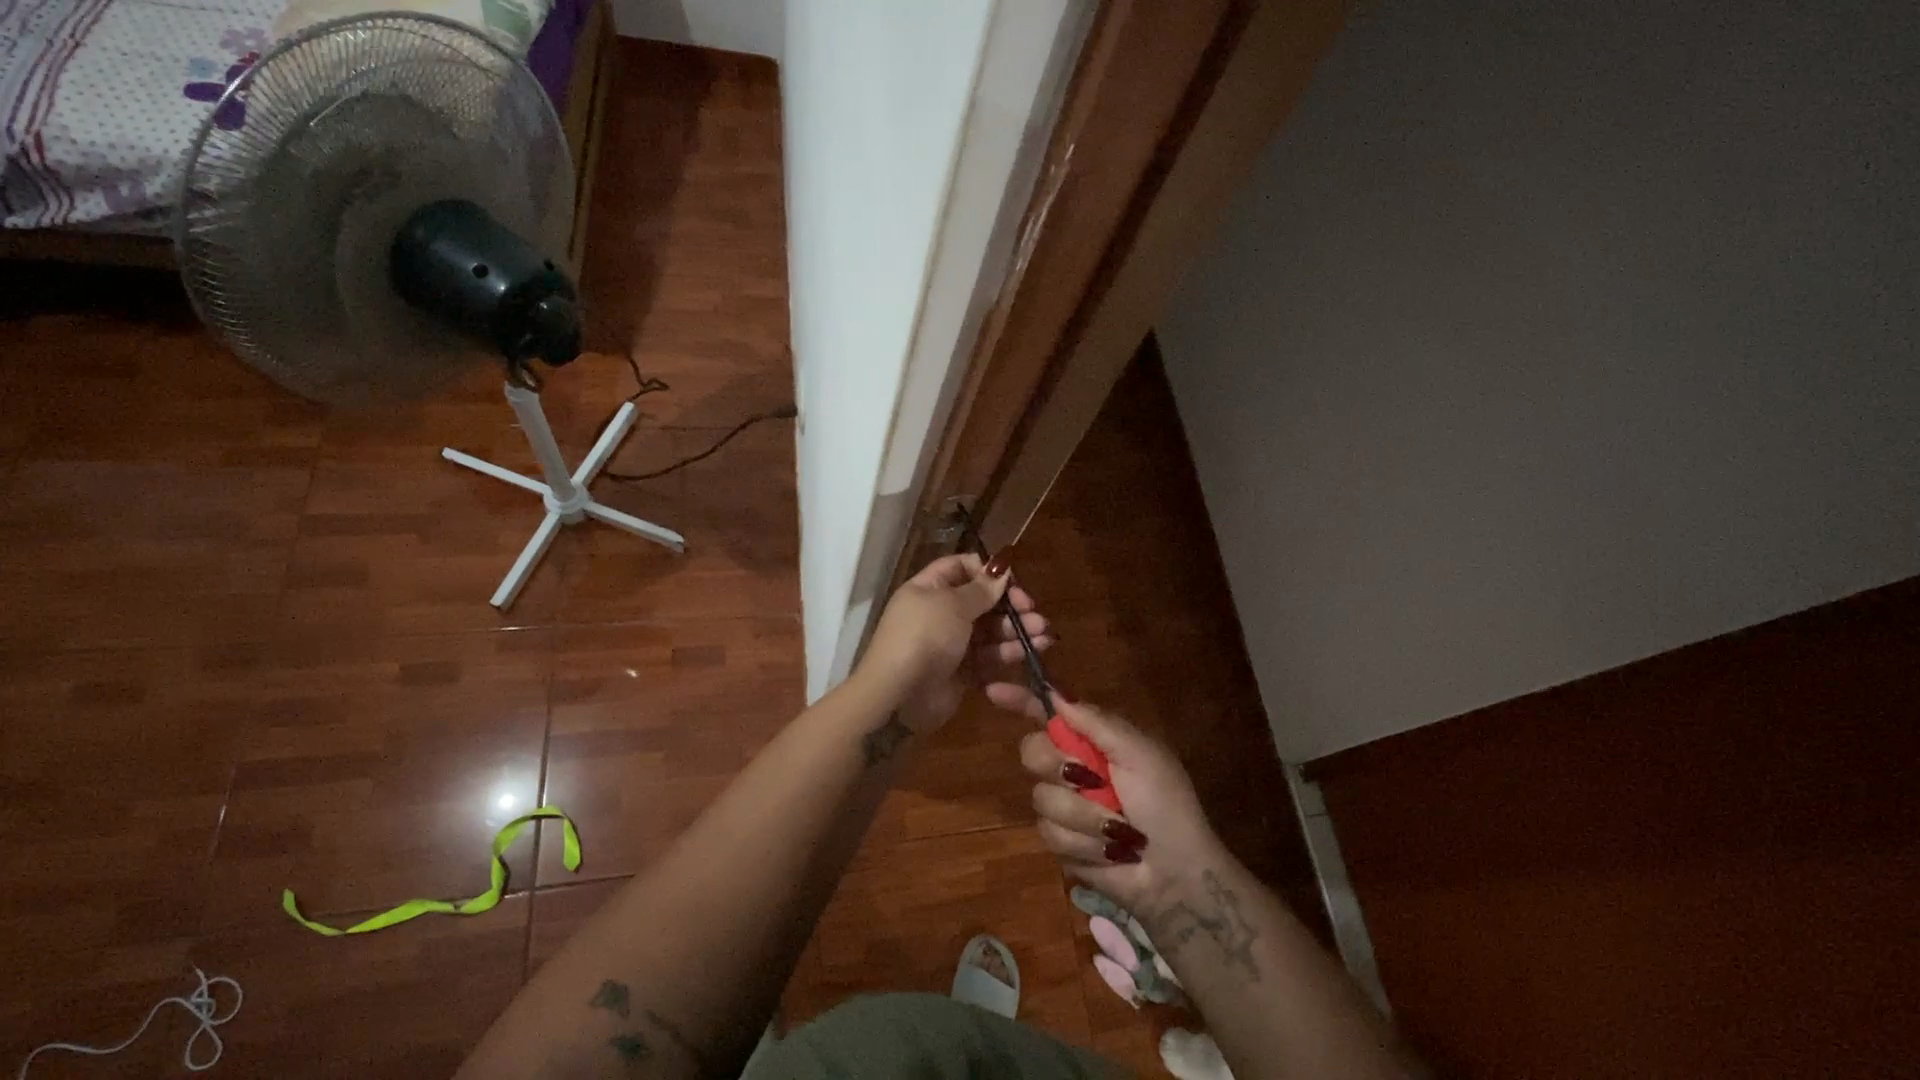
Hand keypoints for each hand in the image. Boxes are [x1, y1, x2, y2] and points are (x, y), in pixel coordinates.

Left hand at [856, 554, 1052, 732]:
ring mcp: (952, 643)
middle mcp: (941, 613)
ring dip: (1017, 630)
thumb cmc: (924, 638)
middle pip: (982, 601)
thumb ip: (980, 590)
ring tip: (1043, 634)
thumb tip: (1001, 569)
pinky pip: (990, 658)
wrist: (901, 695)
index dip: (988, 572)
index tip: (1013, 582)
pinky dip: (1009, 654)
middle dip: (1011, 605)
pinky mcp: (963, 671)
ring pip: (990, 631)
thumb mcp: (952, 606)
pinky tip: (1031, 652)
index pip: (962, 568)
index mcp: (930, 588)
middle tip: (1034, 613)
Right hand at [990, 693, 1222, 912]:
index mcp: (1093, 741)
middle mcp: (1072, 768)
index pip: (1047, 713)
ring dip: (1083, 815)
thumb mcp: (1139, 754)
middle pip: (1032, 752)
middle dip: (1057, 766)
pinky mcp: (1060, 841)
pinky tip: (1108, 850)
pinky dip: (1083, 842)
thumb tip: (1055, 693)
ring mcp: (1063, 805)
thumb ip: (1097, 722)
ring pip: (1041, 797)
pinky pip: (1050, 832)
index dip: (1019, 700)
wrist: (1174, 871)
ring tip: (1116, 827)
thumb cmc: (1165, 805)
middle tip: (1089, 779)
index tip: (993, 690)